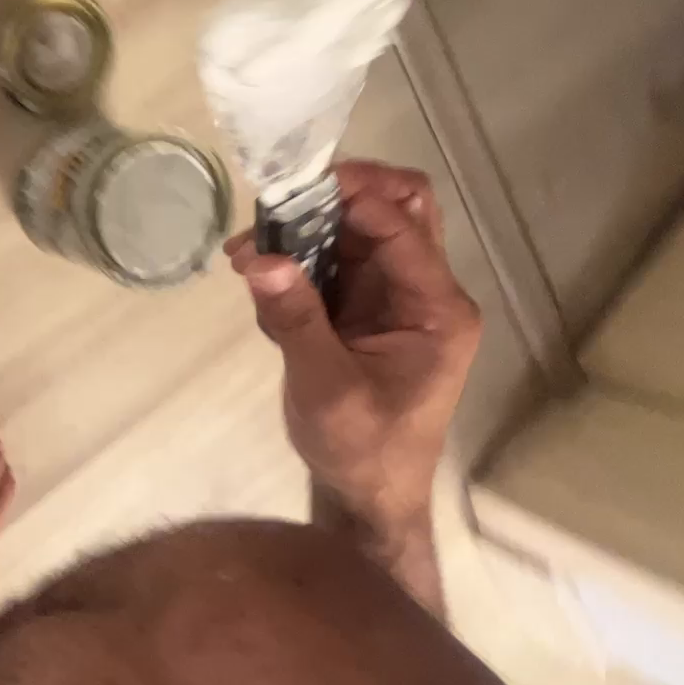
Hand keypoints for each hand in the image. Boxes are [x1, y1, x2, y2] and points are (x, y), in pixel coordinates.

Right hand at [225, 161, 480, 527]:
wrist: (365, 490)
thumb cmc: (361, 446)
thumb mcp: (325, 386)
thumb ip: (296, 319)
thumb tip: (258, 258)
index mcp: (436, 308)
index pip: (403, 227)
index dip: (354, 198)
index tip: (289, 194)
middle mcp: (419, 290)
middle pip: (395, 208)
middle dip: (337, 194)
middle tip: (277, 202)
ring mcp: (388, 294)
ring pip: (355, 227)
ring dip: (303, 226)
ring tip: (248, 252)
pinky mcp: (358, 304)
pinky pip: (328, 258)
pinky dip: (292, 258)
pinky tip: (260, 285)